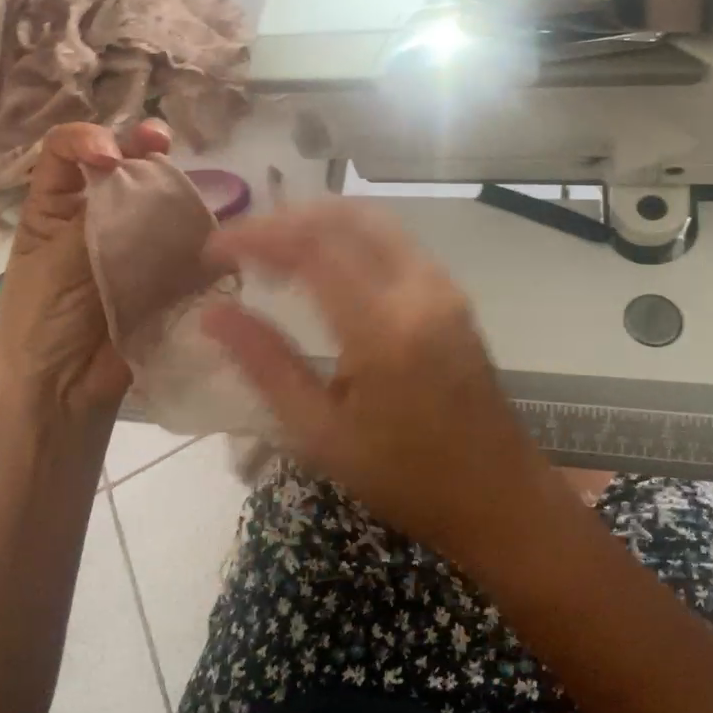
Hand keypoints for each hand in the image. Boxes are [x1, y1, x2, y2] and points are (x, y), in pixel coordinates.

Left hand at [0, 120, 172, 423]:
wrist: (66, 392)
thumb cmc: (41, 324)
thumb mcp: (53, 260)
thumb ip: (95, 214)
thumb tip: (138, 173)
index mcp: (53, 209)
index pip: (66, 152)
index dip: (87, 140)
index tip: (109, 158)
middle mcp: (93, 218)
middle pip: (120, 168)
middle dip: (140, 147)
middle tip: (160, 140)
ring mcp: (131, 244)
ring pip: (155, 200)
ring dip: (171, 186)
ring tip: (188, 189)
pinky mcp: (161, 272)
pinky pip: (180, 242)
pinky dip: (194, 230)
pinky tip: (205, 227)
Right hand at [201, 201, 556, 558]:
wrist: (499, 496)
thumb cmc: (405, 479)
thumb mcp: (322, 435)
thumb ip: (266, 366)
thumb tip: (213, 315)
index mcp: (384, 329)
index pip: (311, 248)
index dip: (255, 235)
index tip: (212, 250)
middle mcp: (420, 290)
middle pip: (346, 216)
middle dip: (286, 218)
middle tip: (240, 243)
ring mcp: (443, 288)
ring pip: (374, 222)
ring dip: (319, 222)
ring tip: (271, 250)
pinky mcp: (453, 296)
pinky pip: (396, 243)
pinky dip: (350, 238)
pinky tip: (322, 266)